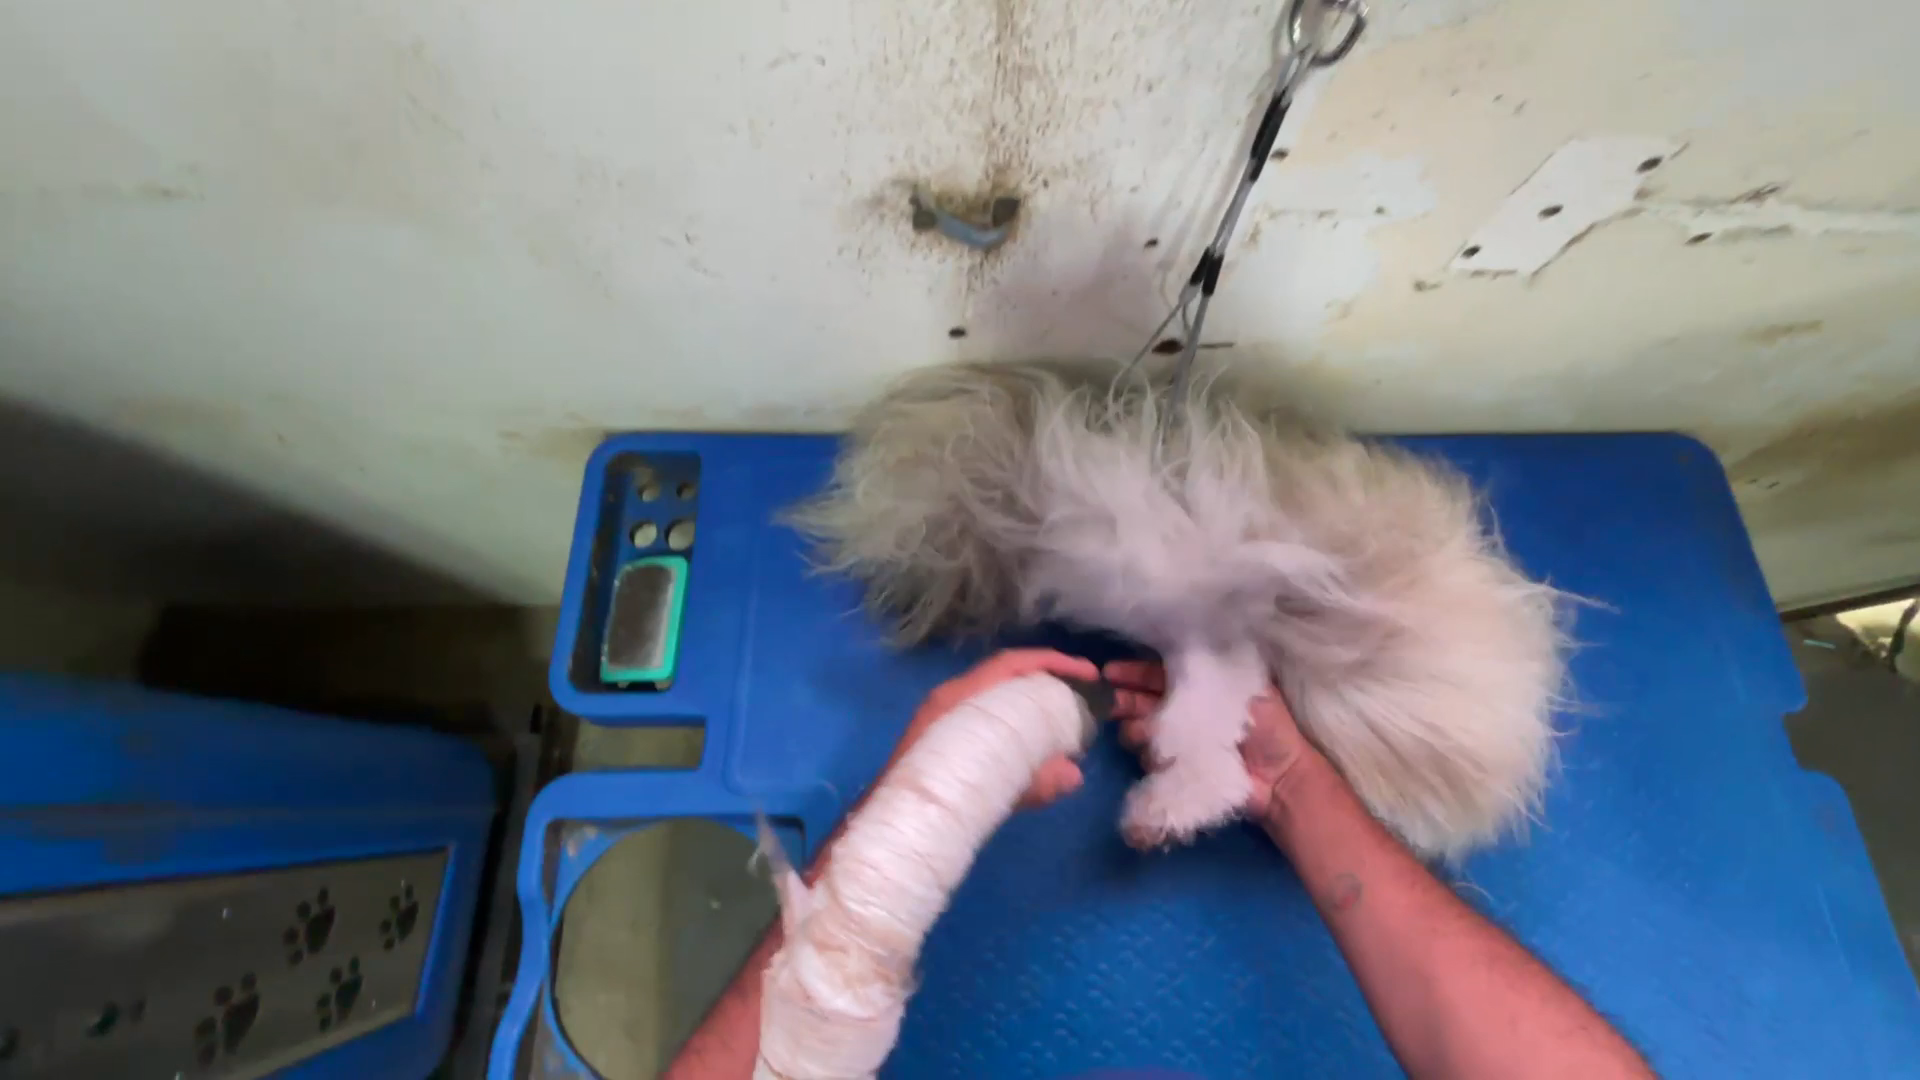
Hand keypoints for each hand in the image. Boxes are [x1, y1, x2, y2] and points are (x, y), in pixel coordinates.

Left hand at [896, 648, 1100, 808]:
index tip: (1088, 673)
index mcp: (959, 699)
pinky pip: (988, 713)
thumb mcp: (995, 795)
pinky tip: (1035, 737)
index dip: (1053, 662)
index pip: (1011, 664)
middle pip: (1006, 674)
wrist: (893, 828)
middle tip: (1084, 692)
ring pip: (997, 694)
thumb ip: (1036, 782)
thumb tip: (1074, 773)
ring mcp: (943, 716)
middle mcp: (950, 698)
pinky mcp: (943, 737)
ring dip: (1032, 698)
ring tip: (1067, 712)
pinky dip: (1016, 717)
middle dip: (1047, 677)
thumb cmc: (940, 805)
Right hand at [1105, 659, 1320, 819]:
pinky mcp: (1174, 768)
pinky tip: (1160, 757)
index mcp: (1196, 686)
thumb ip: (1209, 664)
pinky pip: (1149, 759)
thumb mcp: (1242, 683)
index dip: (1132, 671)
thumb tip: (1178, 639)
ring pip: (1139, 730)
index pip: (1156, 673)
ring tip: (1143, 732)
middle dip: (1124, 700)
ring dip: (1137, 729)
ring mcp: (1176, 742)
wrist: (1279, 778)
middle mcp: (1181, 711)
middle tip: (1112, 703)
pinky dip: (1152, 756)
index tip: (1110, 672)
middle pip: (1140, 700)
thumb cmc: (1266, 727)